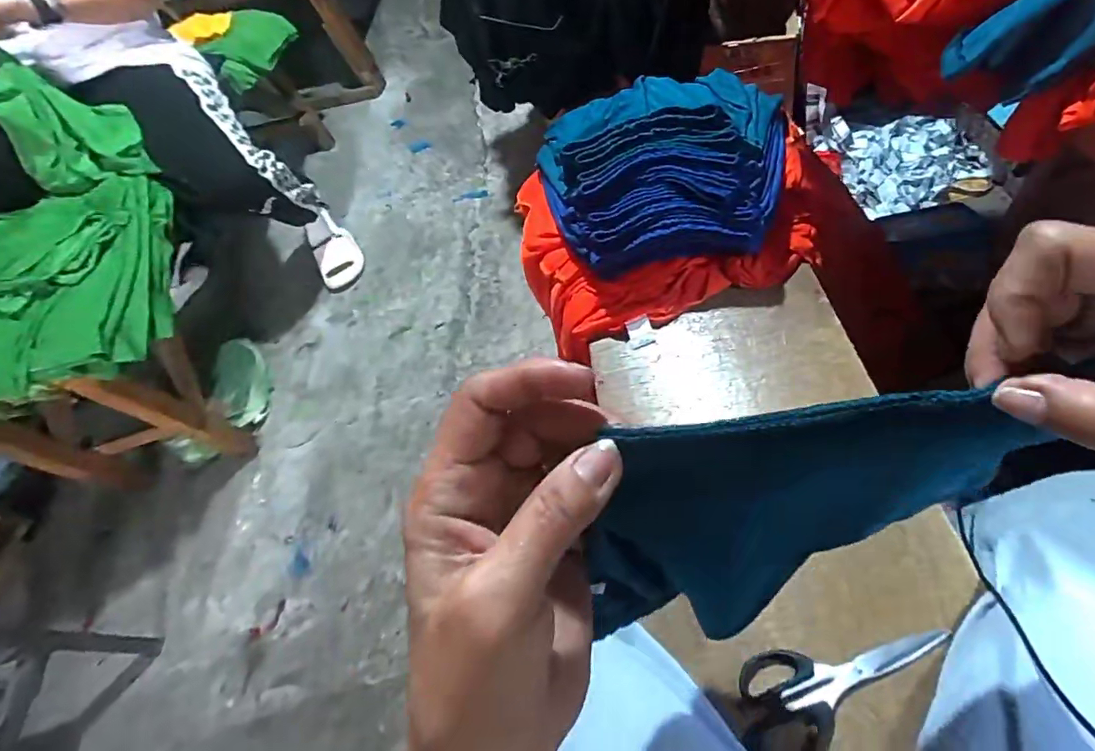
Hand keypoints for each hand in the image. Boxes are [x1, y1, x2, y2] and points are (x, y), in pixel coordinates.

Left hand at [404, 360, 621, 750]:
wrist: (500, 748)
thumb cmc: (474, 676)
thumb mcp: (502, 596)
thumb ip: (552, 517)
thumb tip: (609, 449)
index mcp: (450, 492)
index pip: (481, 406)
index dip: (528, 380)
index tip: (586, 381)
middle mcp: (488, 487)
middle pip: (531, 416)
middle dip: (576, 407)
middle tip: (629, 419)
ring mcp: (529, 507)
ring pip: (565, 443)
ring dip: (601, 434)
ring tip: (643, 440)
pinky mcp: (566, 530)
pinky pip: (590, 480)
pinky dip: (616, 467)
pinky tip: (644, 466)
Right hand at [970, 222, 1094, 513]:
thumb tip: (1000, 398)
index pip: (1054, 248)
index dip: (1014, 297)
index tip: (1013, 367)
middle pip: (1039, 275)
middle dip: (1005, 329)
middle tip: (997, 395)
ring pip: (1048, 306)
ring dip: (1020, 347)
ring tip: (1019, 402)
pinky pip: (1070, 337)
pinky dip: (1045, 365)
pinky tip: (1051, 398)